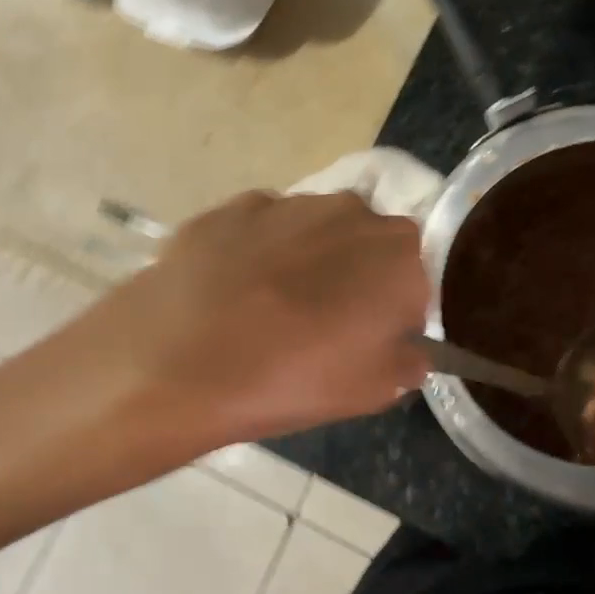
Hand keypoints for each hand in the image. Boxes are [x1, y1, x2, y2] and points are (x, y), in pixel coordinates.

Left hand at [55, 191, 431, 447]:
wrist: (177, 357)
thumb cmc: (291, 378)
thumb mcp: (372, 391)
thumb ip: (409, 360)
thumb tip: (412, 347)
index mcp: (400, 255)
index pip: (417, 275)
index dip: (396, 307)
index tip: (373, 337)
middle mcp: (354, 212)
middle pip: (368, 242)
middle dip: (355, 274)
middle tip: (324, 322)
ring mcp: (291, 202)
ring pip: (316, 229)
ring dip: (308, 258)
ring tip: (270, 307)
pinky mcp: (236, 204)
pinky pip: (264, 227)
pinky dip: (258, 251)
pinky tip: (232, 289)